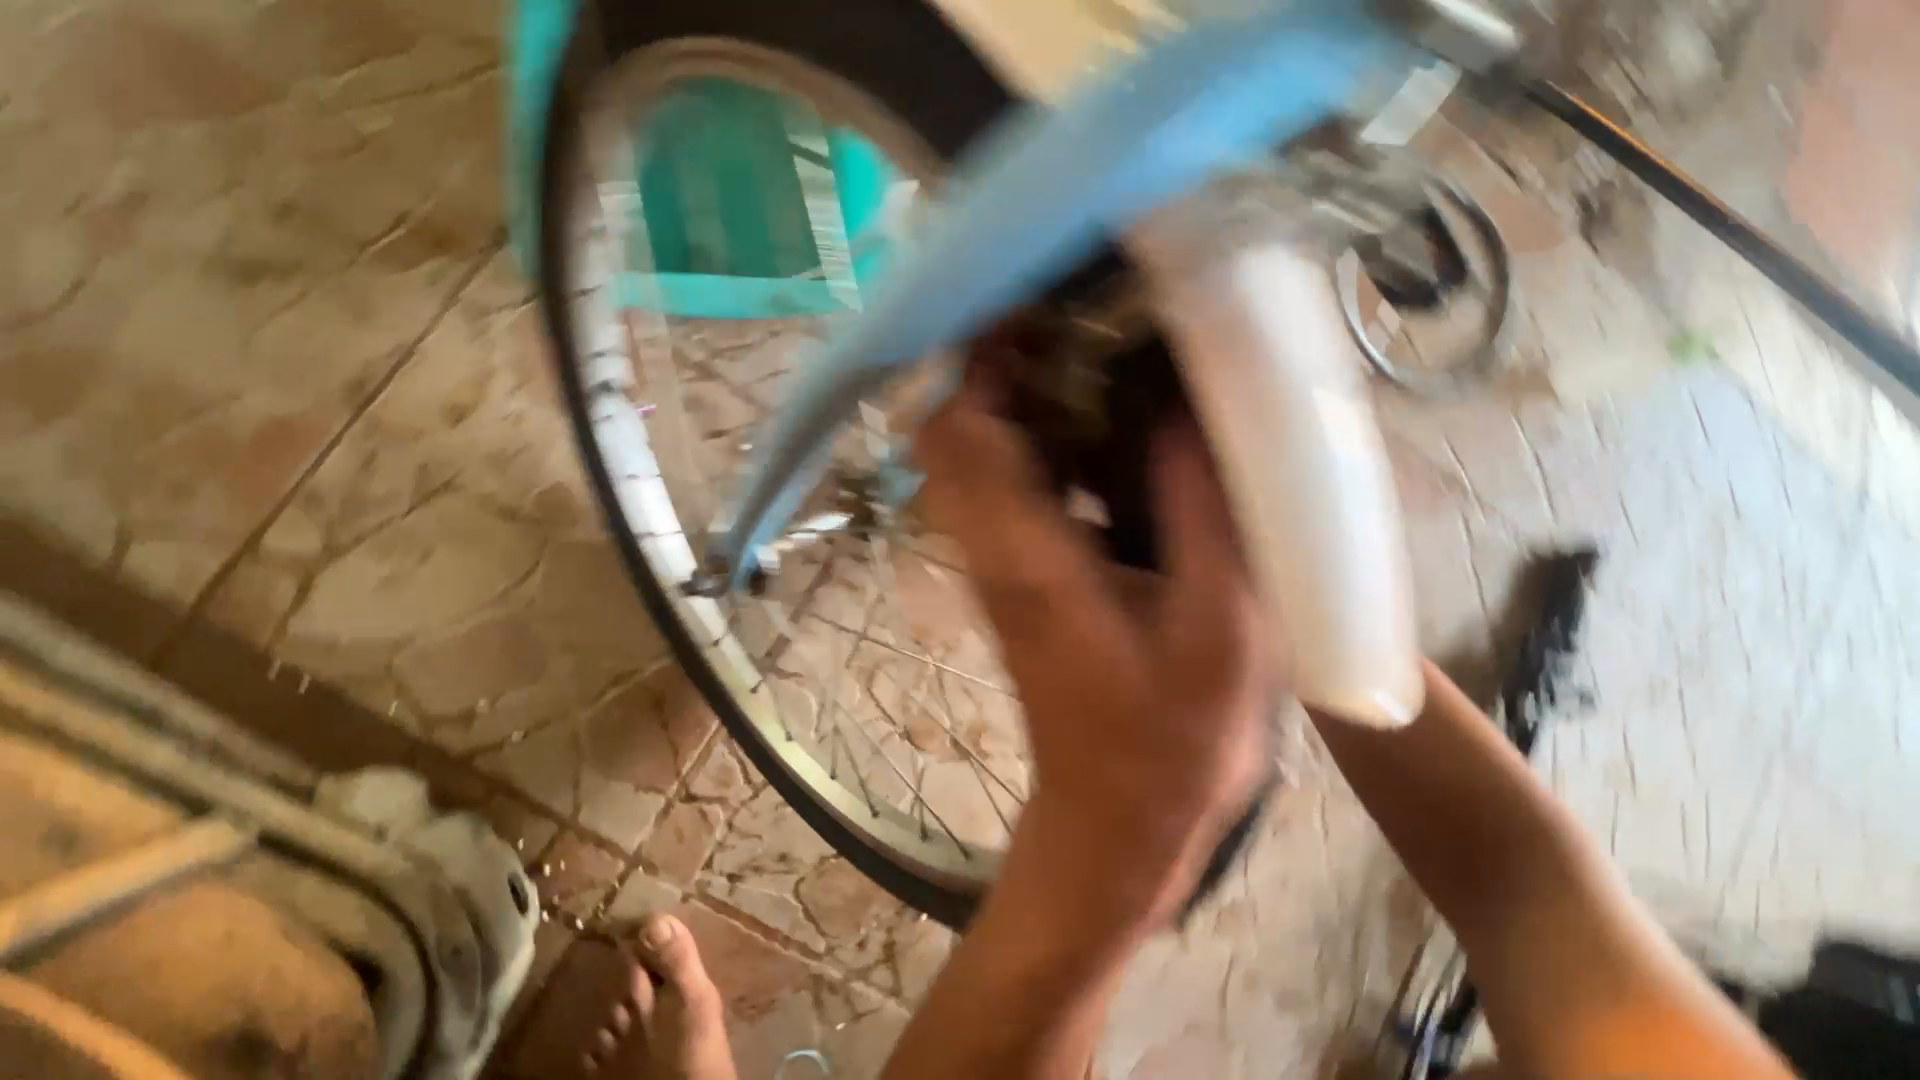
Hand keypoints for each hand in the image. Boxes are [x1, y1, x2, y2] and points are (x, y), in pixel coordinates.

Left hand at [914, 358, 1273, 905]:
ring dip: (1033, 393)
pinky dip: (1054, 438)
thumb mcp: (1219, 629)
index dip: (983, 354)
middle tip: (1093, 312)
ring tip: (1115, 346)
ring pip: (985, 450)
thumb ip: (1200, 510)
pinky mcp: (1023, 574)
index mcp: (1027, 553)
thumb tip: (1181, 407)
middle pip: (958, 426)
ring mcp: (1001, 561)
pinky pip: (1018, 483)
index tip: (1044, 298)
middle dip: (1010, 358)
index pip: (957, 429)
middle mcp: (993, 546)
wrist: (1116, 818)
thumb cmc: (1170, 741)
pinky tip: (1123, 422)